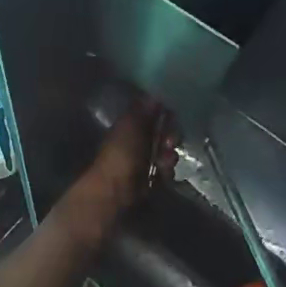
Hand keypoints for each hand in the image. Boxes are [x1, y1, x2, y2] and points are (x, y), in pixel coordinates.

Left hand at [68, 103, 169, 217]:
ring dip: (169, 157)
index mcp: (129, 126)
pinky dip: (166, 173)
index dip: (165, 115)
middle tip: (169, 143)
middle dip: (170, 137)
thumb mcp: (130, 125)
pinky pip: (166, 172)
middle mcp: (137, 142)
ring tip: (163, 163)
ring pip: (167, 153)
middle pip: (164, 134)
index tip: (171, 117)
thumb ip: (142, 110)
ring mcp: (144, 162)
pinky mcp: (150, 180)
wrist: (115, 192)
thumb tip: (153, 94)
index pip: (153, 114)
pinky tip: (161, 175)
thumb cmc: (120, 155)